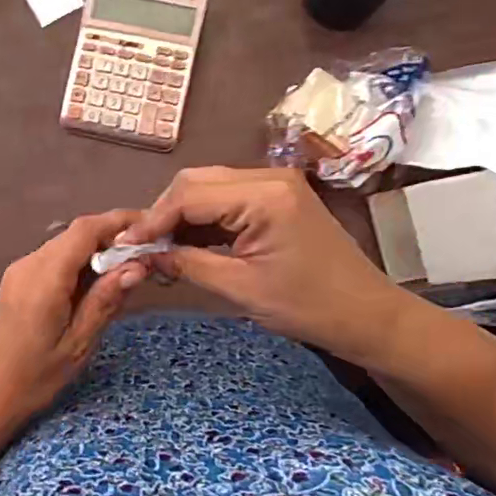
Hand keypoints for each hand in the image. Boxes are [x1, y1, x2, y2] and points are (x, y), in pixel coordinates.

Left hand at [0, 210, 148, 430]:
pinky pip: (52, 259)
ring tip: (129, 269)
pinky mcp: (16, 281)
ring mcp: (18, 271)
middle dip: (112, 237)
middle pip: (74, 234)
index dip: (120, 222)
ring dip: (96, 250)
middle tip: (148, 253)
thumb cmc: (36, 376)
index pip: (85, 230)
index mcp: (43, 278)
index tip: (153, 228)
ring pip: (64, 245)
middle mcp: (28, 264)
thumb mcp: (78, 343)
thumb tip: (136, 265)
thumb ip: (105, 300)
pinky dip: (78, 262)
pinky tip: (97, 282)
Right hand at [118, 167, 419, 360]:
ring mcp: (274, 184)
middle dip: (162, 213)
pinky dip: (199, 217)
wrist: (369, 316)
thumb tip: (142, 256)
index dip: (152, 220)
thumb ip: (185, 264)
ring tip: (158, 245)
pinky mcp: (275, 196)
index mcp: (264, 197)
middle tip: (140, 245)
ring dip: (178, 214)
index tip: (125, 244)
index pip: (188, 196)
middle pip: (194, 182)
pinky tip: (185, 241)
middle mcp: (268, 178)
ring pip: (205, 186)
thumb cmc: (309, 306)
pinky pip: (224, 197)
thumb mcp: (239, 288)